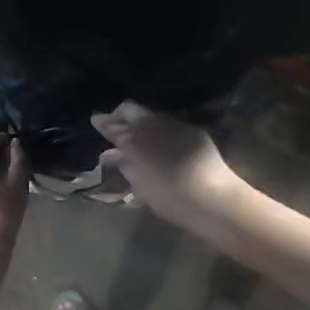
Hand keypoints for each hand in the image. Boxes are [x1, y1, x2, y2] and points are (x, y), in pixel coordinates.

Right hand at [91, 102, 247, 239]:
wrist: (213, 199)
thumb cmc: (170, 198)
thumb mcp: (140, 184)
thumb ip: (124, 164)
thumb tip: (111, 153)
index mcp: (136, 139)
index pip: (114, 124)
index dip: (104, 122)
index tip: (96, 121)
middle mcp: (154, 124)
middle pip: (133, 111)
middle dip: (121, 117)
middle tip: (114, 128)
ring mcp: (176, 124)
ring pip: (152, 116)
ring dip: (141, 123)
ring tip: (136, 137)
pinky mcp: (194, 130)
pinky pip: (170, 124)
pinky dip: (160, 130)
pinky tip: (160, 142)